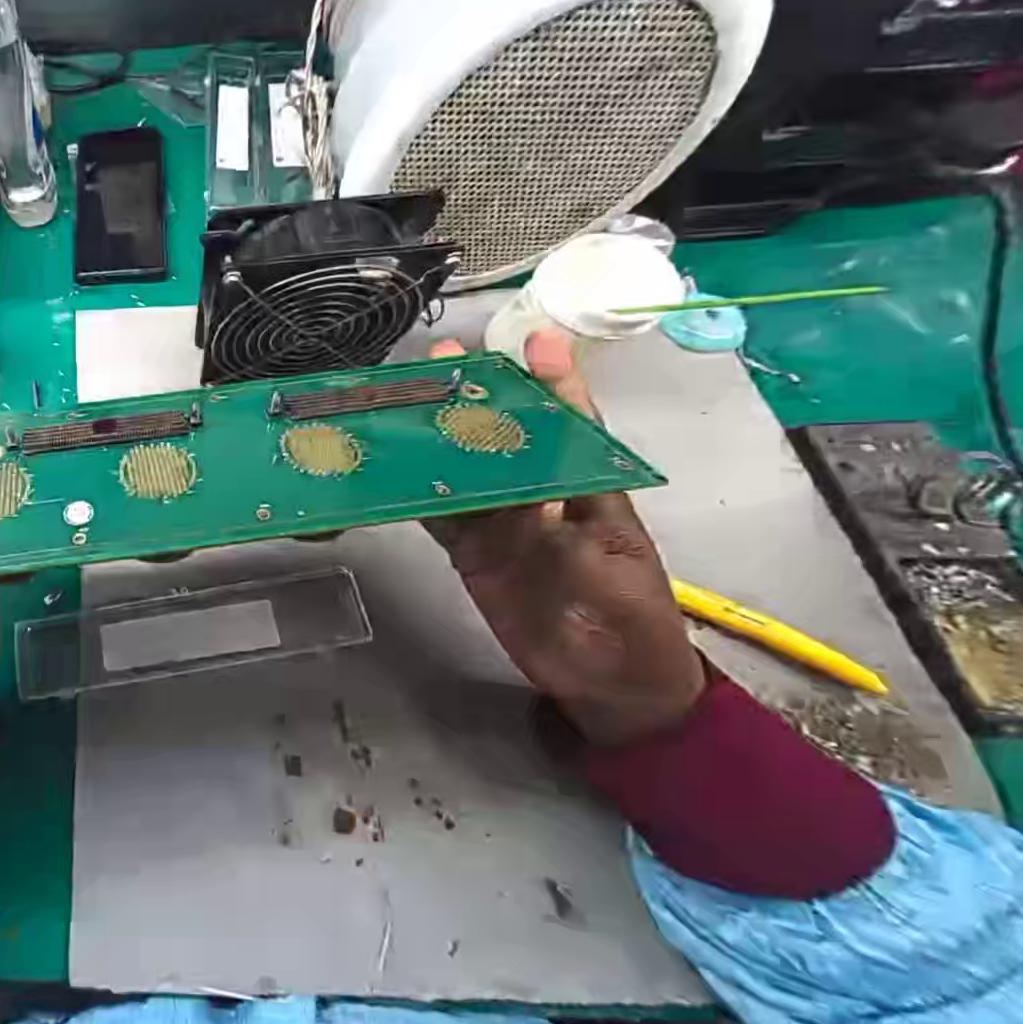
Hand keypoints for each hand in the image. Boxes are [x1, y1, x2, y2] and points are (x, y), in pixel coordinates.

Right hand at [424, 332, 704, 744]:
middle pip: (503, 439)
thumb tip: (520, 490)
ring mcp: (499, 526)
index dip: (554, 382)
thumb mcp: (609, 569)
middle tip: (440, 361)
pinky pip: (440, 517)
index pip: (570, 427)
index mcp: (586, 491)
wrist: (604, 682)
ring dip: (437, 440)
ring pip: (462, 472)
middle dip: (476, 398)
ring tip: (406, 404)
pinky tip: (393, 471)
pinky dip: (417, 495)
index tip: (534, 341)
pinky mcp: (470, 553)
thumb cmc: (629, 621)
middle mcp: (538, 498)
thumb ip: (563, 528)